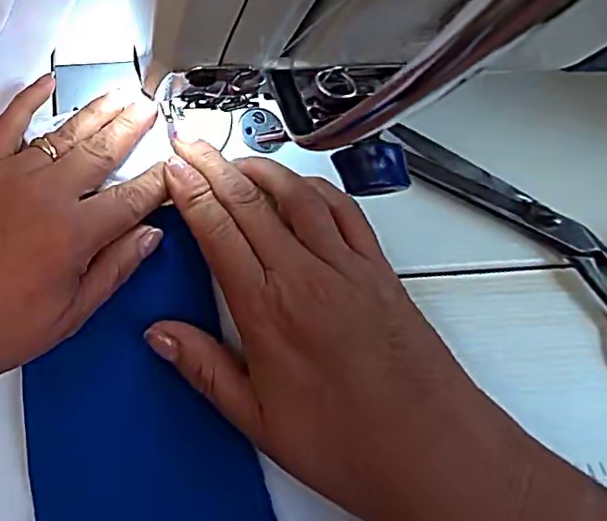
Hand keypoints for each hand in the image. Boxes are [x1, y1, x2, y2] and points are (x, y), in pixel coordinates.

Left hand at [0, 76, 168, 400]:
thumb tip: (148, 238)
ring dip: (97, 109)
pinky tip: (46, 83)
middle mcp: (45, 194)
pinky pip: (9, 123)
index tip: (174, 167)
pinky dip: (28, 98)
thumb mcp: (66, 317)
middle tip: (152, 108)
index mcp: (72, 234)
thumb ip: (113, 270)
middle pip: (102, 151)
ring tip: (121, 92)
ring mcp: (11, 175)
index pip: (131, 199)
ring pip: (64, 132)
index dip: (158, 181)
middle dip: (132, 127)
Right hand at [148, 139, 606, 520]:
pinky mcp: (379, 269)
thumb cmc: (358, 448)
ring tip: (233, 154)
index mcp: (269, 311)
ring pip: (294, 194)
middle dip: (210, 164)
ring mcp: (346, 268)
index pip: (217, 230)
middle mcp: (306, 278)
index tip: (172, 169)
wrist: (445, 463)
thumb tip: (161, 336)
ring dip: (258, 166)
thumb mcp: (261, 422)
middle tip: (188, 144)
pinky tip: (299, 182)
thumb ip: (204, 369)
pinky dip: (314, 186)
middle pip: (248, 200)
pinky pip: (343, 210)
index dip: (190, 191)